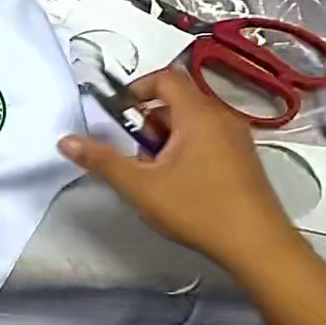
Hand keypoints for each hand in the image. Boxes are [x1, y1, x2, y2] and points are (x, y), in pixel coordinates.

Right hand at [59, 67, 304, 277]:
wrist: (259, 247)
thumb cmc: (198, 209)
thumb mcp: (140, 186)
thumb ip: (101, 160)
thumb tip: (66, 141)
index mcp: (198, 115)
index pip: (165, 77)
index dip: (137, 89)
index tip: (119, 115)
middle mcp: (221, 117)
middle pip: (176, 101)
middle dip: (148, 122)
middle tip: (136, 154)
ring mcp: (236, 138)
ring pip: (190, 122)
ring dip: (165, 138)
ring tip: (155, 173)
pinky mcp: (243, 158)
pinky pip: (206, 137)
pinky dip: (185, 149)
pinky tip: (179, 183)